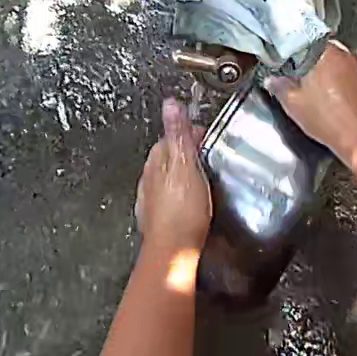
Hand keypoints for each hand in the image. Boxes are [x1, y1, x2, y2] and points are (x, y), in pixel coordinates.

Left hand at [135, 98, 212, 252]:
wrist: (173, 251)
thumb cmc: (182, 210)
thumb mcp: (186, 165)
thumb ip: (179, 134)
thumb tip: (171, 103)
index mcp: (156, 161)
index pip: (170, 136)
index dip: (190, 134)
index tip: (206, 135)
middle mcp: (149, 179)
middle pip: (168, 157)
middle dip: (186, 154)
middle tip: (208, 155)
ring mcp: (151, 200)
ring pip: (167, 179)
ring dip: (183, 176)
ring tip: (203, 179)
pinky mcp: (157, 219)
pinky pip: (169, 199)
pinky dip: (180, 196)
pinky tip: (191, 203)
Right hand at [265, 41, 356, 162]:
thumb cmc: (329, 118)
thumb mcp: (293, 103)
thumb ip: (279, 86)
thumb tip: (272, 79)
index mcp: (323, 52)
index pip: (300, 38)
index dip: (285, 49)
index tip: (276, 58)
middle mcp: (341, 54)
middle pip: (314, 49)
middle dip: (300, 60)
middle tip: (285, 73)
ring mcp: (352, 67)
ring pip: (327, 61)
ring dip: (314, 69)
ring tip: (300, 85)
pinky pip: (337, 73)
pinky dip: (326, 79)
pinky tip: (318, 94)